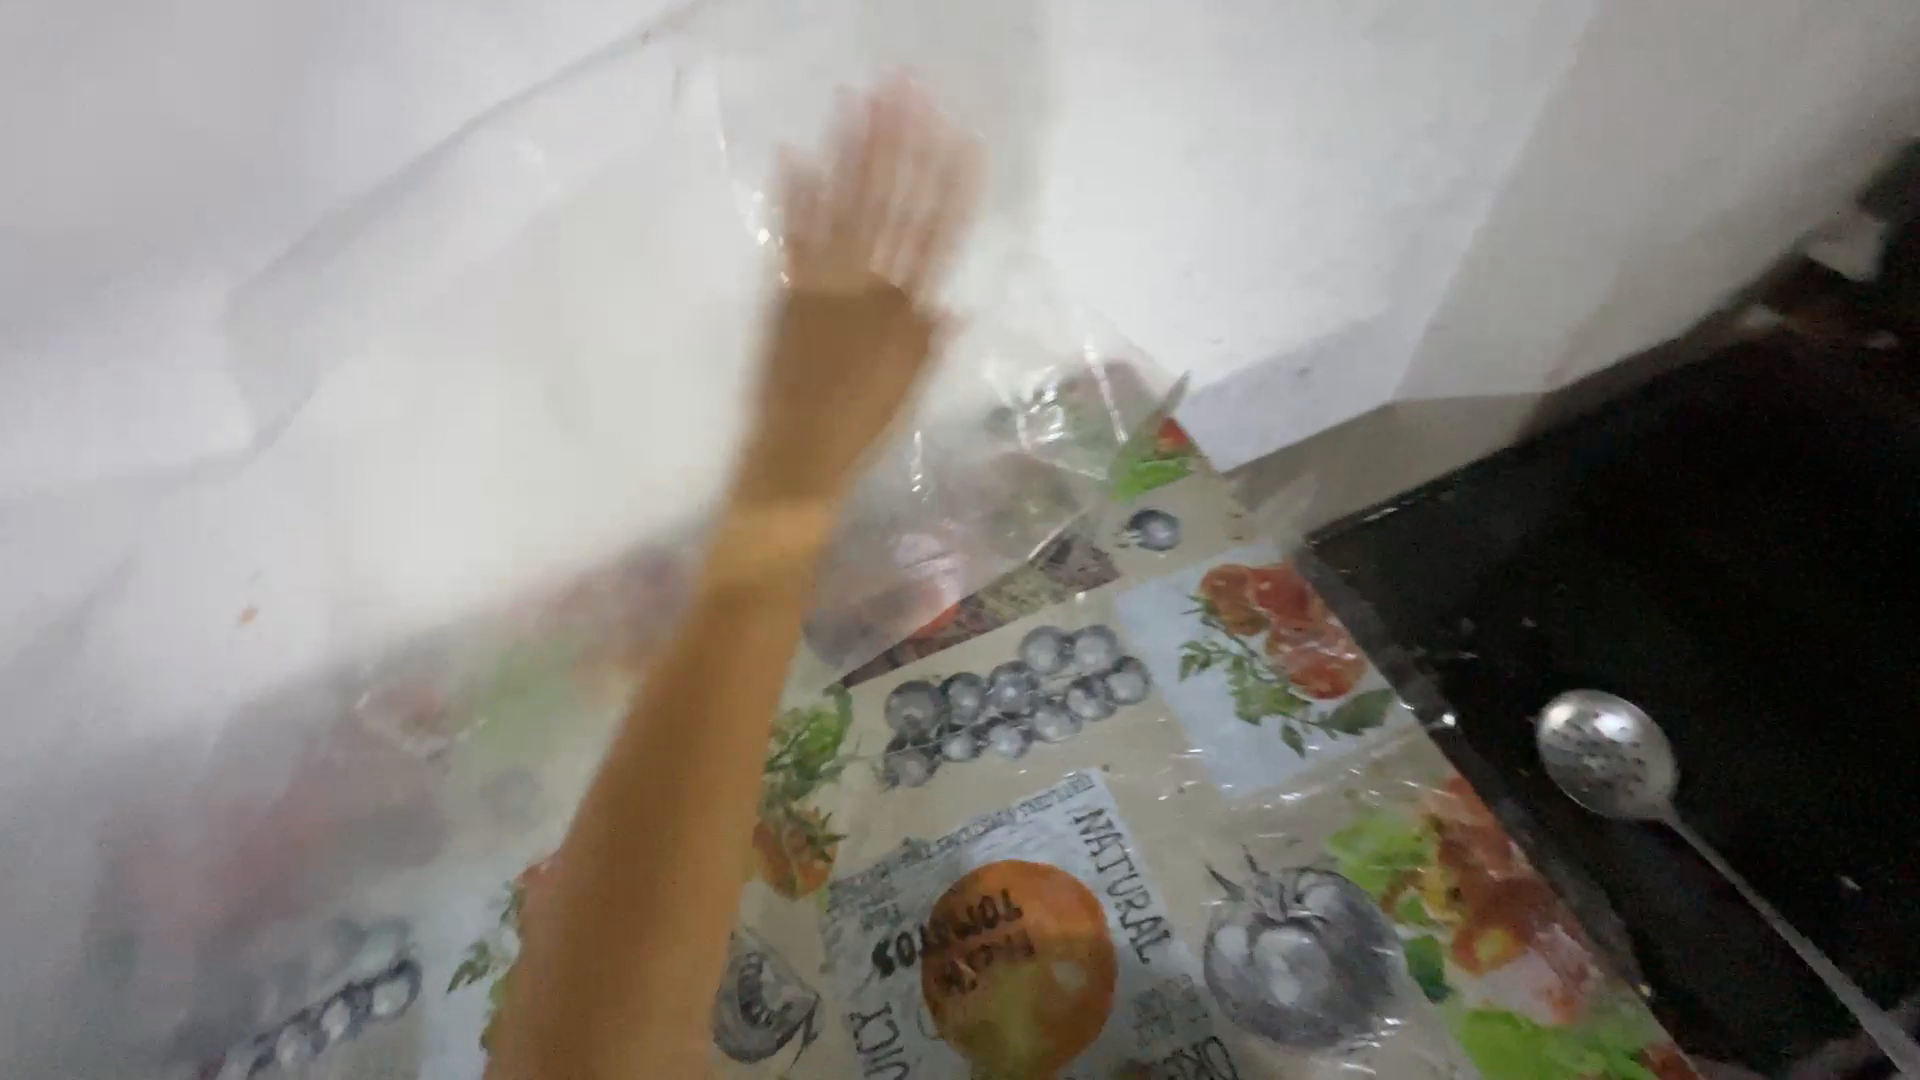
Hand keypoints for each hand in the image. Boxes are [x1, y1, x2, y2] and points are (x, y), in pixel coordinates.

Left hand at [737, 80, 981, 504]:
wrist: (800, 454)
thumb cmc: (862, 428)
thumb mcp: (909, 390)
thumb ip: (928, 343)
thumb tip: (954, 306)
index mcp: (905, 314)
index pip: (935, 238)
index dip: (949, 188)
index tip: (961, 144)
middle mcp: (868, 289)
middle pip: (890, 206)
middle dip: (900, 146)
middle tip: (906, 92)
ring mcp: (824, 287)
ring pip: (844, 209)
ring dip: (853, 153)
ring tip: (860, 103)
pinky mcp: (786, 293)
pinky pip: (793, 238)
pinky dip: (795, 197)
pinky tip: (798, 154)